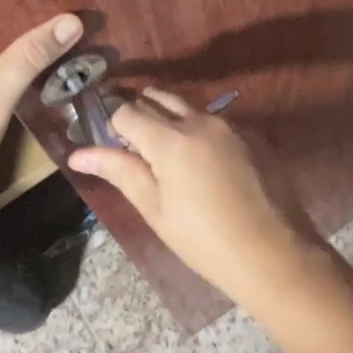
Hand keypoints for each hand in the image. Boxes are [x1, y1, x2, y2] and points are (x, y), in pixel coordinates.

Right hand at [67, 89, 326, 300]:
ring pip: (187, 106)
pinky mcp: (252, 135)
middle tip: (126, 141)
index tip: (101, 137)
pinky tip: (198, 160)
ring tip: (160, 149)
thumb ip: (119, 171)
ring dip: (167, 117)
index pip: (125, 111)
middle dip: (136, 111)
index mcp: (169, 139)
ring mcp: (230, 125)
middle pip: (156, 99)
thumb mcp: (155, 209)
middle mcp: (199, 120)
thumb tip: (78, 153)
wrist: (274, 253)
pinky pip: (214, 120)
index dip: (109, 121)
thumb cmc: (204, 239)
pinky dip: (196, 129)